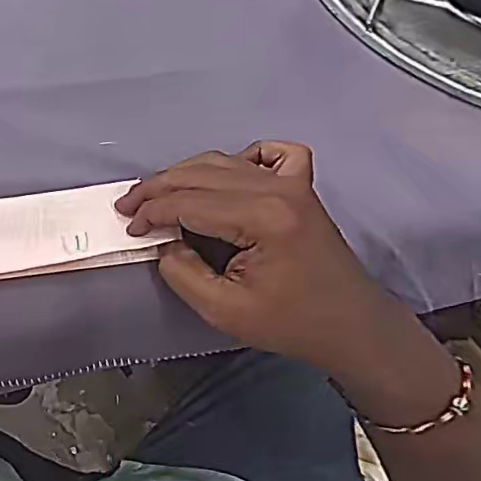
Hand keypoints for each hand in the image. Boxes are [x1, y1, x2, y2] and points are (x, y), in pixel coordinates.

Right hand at [115, 142, 459, 425]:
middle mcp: (277, 188)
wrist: (351, 326)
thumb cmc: (290, 323)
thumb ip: (183, 272)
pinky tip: (227, 176)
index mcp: (262, 218)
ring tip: (157, 195)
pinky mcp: (303, 188)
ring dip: (185, 175)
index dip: (152, 212)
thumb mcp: (223, 310)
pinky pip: (271, 154)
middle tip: (128, 208)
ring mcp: (294, 183)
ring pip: (225, 161)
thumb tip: (165, 242)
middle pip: (201, 174)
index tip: (130, 228)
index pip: (189, 201)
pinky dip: (242, 158)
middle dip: (157, 189)